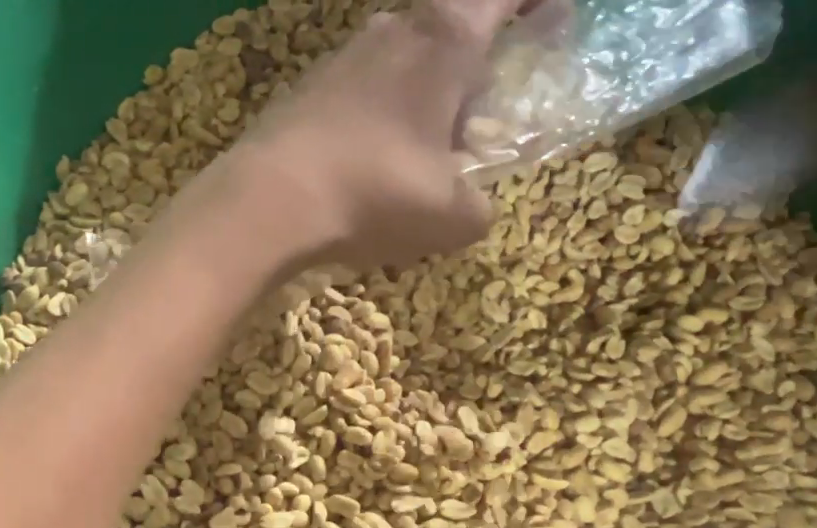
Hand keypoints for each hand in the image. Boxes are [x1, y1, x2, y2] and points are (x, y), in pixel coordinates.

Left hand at [223, 0, 527, 267]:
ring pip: (392, 67)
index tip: (552, 21)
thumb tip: (475, 212)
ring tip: (405, 162)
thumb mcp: (448, 217)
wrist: (264, 204)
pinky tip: (354, 173)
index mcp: (445, 42)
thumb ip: (477, 209)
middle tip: (464, 128)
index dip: (536, 2)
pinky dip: (364, 125)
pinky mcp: (297, 94)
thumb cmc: (372, 194)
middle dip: (462, 74)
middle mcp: (391, 32)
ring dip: (408, 104)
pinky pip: (349, 98)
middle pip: (444, 34)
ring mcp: (337, 59)